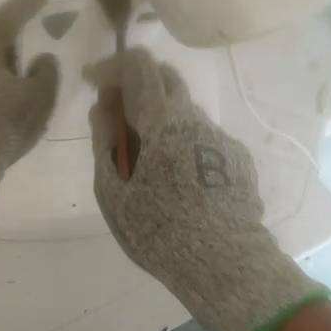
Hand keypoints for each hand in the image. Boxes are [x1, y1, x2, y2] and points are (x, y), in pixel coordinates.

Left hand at [0, 0, 58, 250]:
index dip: (25, 4)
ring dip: (1, 56)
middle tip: (28, 20)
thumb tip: (42, 59)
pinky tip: (5, 86)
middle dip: (9, 29)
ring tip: (19, 54)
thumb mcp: (37, 95)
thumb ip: (44, 72)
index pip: (5, 19)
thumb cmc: (2, 122)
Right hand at [87, 49, 326, 330]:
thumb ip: (106, 142)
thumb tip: (103, 108)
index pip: (138, 66)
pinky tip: (174, 180)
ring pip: (183, 111)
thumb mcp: (114, 191)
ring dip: (158, 117)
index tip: (94, 82)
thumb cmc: (157, 230)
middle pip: (165, 78)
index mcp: (162, 119)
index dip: (112, 66)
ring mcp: (219, 138)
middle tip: (115, 113)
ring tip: (142, 158)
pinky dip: (180, 142)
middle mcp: (194, 118)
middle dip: (136, 84)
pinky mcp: (236, 160)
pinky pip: (201, 138)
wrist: (224, 264)